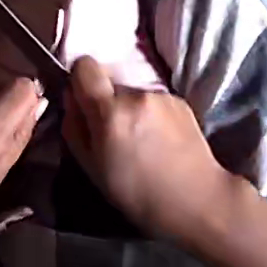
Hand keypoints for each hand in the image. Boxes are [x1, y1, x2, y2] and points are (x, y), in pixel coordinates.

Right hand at [62, 56, 237, 242]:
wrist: (196, 199)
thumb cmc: (137, 194)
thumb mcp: (92, 168)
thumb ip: (74, 127)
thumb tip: (70, 98)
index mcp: (110, 111)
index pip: (85, 66)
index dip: (79, 80)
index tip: (83, 101)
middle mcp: (137, 94)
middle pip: (109, 81)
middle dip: (106, 101)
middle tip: (113, 133)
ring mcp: (161, 95)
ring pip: (132, 92)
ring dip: (129, 108)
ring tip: (141, 140)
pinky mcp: (180, 100)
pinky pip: (152, 99)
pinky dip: (150, 114)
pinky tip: (159, 140)